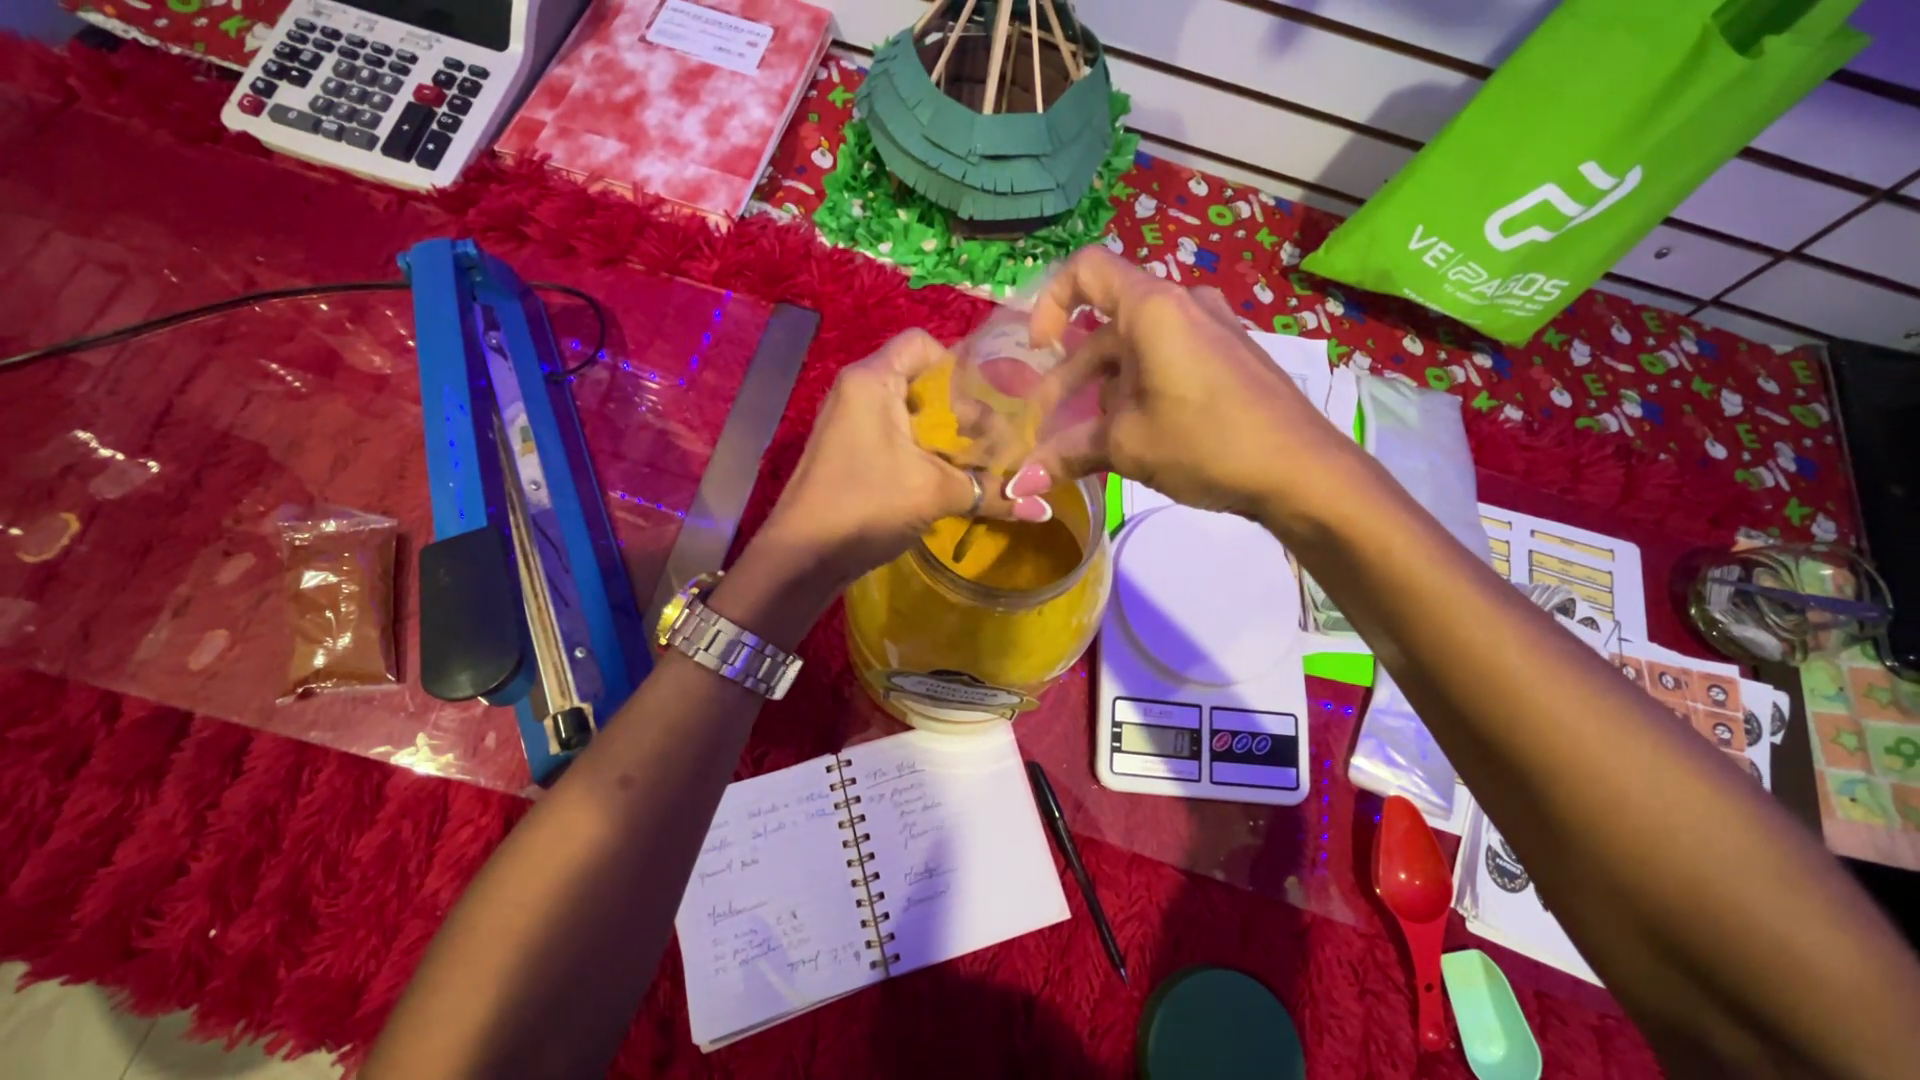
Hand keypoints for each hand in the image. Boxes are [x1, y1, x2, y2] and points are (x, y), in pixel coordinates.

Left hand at [756, 329, 1012, 588]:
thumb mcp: (935, 493)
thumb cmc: (865, 506)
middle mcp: (859, 391)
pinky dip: (926, 454)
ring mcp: (852, 423)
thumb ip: (991, 491)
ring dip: (947, 438)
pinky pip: (898, 438)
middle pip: (923, 381)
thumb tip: (1044, 509)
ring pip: (912, 414)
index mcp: (873, 380)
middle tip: (993, 442)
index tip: (990, 404)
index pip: (924, 344)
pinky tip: (950, 482)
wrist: (801, 558)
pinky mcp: (852, 452)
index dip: (961, 366)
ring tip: (979, 465)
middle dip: (962, 410)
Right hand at [1010, 247, 1357, 520]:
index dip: (1050, 302)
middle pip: (1107, 325)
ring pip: (1137, 347)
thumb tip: (1019, 483)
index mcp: (1152, 307)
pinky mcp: (1230, 355)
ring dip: (1105, 388)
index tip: (1039, 351)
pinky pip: (1168, 357)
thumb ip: (1067, 454)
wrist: (1303, 471)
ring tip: (1094, 439)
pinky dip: (1140, 386)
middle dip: (1071, 376)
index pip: (1085, 270)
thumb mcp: (1127, 447)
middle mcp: (1182, 304)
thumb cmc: (1206, 443)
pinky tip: (1141, 434)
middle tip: (1049, 426)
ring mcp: (1212, 328)